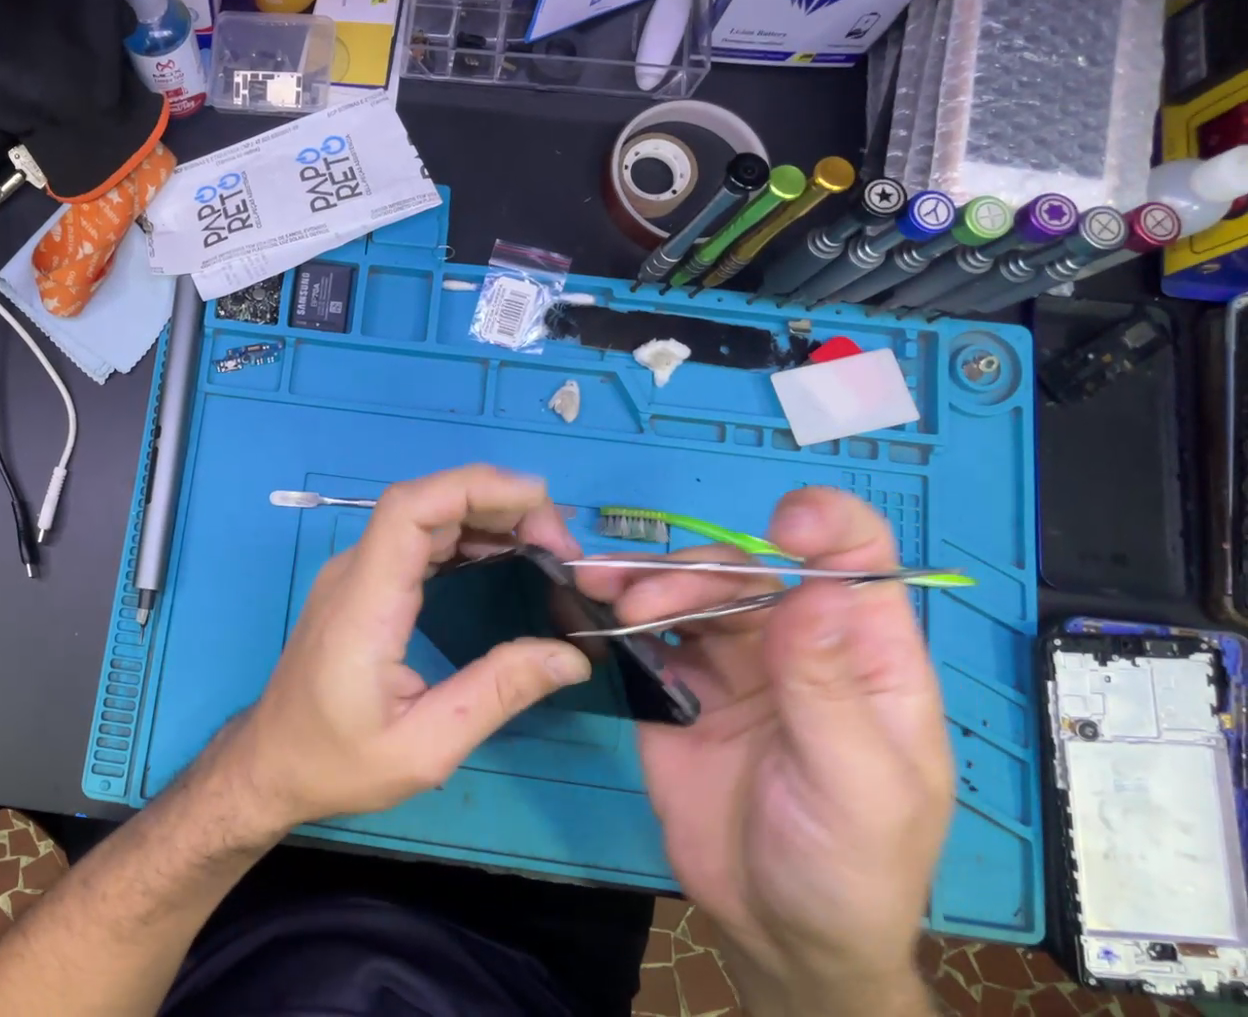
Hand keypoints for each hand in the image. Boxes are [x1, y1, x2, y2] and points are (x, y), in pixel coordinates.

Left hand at [212, 465, 595, 837]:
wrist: (273, 762)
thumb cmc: (338, 761)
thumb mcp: (425, 748)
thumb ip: (496, 694)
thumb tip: (570, 656)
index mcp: (364, 604)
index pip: (408, 511)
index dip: (472, 488)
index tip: (536, 500)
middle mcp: (353, 574)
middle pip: (423, 505)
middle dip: (497, 506)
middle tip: (560, 545)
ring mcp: (353, 576)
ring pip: (420, 518)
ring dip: (484, 518)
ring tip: (545, 548)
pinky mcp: (360, 586)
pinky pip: (413, 541)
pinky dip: (462, 536)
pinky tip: (502, 555)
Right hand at [576, 489, 952, 1016]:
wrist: (775, 931)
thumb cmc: (848, 865)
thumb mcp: (856, 785)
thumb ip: (829, 688)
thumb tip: (814, 586)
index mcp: (865, 660)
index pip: (858, 565)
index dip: (828, 528)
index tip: (780, 524)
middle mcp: (797, 649)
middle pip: (747, 573)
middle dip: (694, 573)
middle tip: (640, 601)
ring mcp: (731, 669)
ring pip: (689, 596)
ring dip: (645, 585)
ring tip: (601, 595)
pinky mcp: (676, 692)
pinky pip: (648, 638)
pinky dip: (616, 618)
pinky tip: (590, 612)